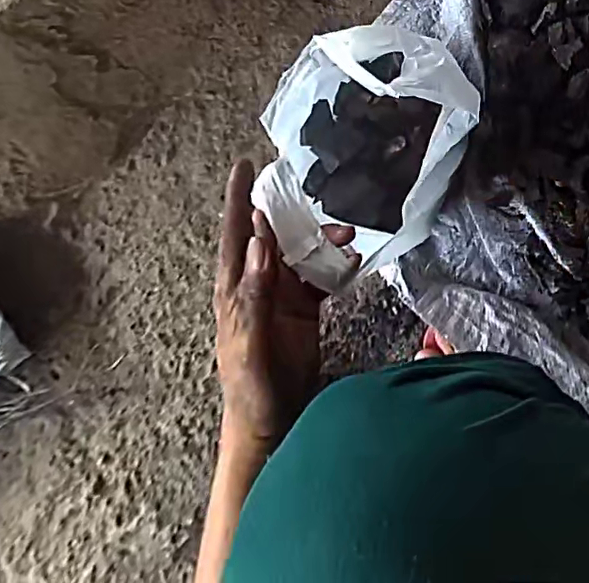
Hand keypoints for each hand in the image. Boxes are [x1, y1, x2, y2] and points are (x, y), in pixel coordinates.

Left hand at [213, 159, 356, 450]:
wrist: (273, 424)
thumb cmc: (251, 389)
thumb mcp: (250, 344)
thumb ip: (254, 293)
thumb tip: (259, 238)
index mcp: (236, 287)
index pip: (235, 233)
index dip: (238, 198)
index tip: (245, 165)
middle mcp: (257, 282)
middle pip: (272, 233)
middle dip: (291, 210)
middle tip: (314, 189)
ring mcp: (281, 294)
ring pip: (300, 250)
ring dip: (321, 238)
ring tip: (346, 233)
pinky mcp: (302, 307)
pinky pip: (320, 275)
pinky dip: (335, 263)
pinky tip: (352, 258)